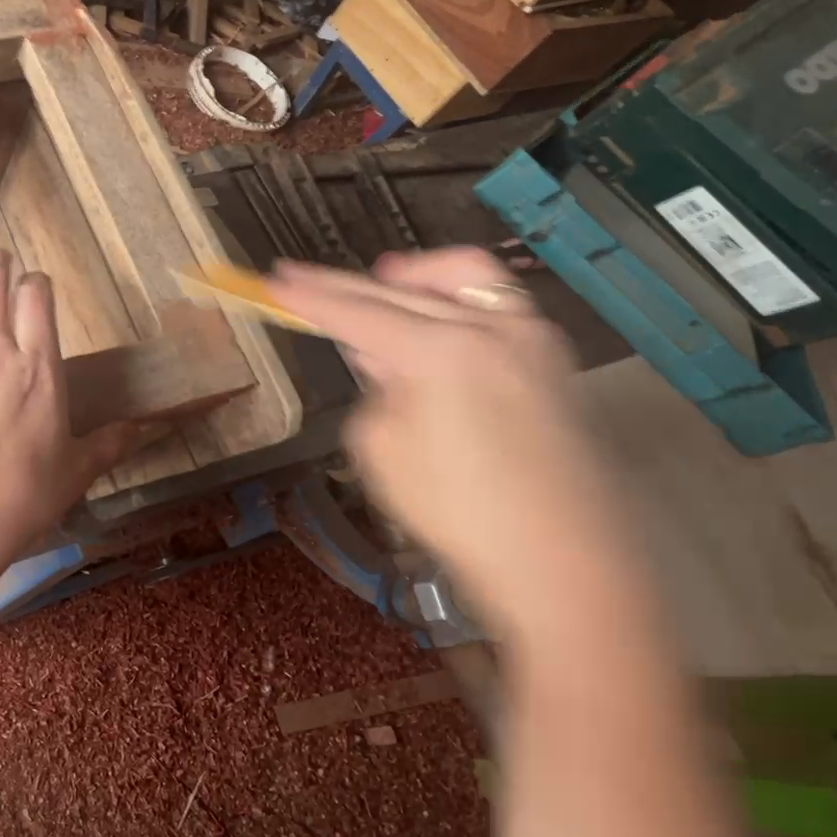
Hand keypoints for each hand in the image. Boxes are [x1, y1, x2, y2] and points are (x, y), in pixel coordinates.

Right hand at [270, 249, 638, 627]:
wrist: (563, 559)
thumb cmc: (457, 512)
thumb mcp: (382, 449)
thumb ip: (376, 389)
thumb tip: (382, 359)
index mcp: (440, 350)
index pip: (356, 312)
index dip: (308, 297)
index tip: (273, 279)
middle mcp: (490, 328)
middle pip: (399, 289)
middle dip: (343, 285)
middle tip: (298, 278)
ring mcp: (530, 340)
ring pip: (460, 277)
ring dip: (408, 278)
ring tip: (376, 285)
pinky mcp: (552, 361)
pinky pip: (495, 303)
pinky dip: (453, 298)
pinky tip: (432, 318)